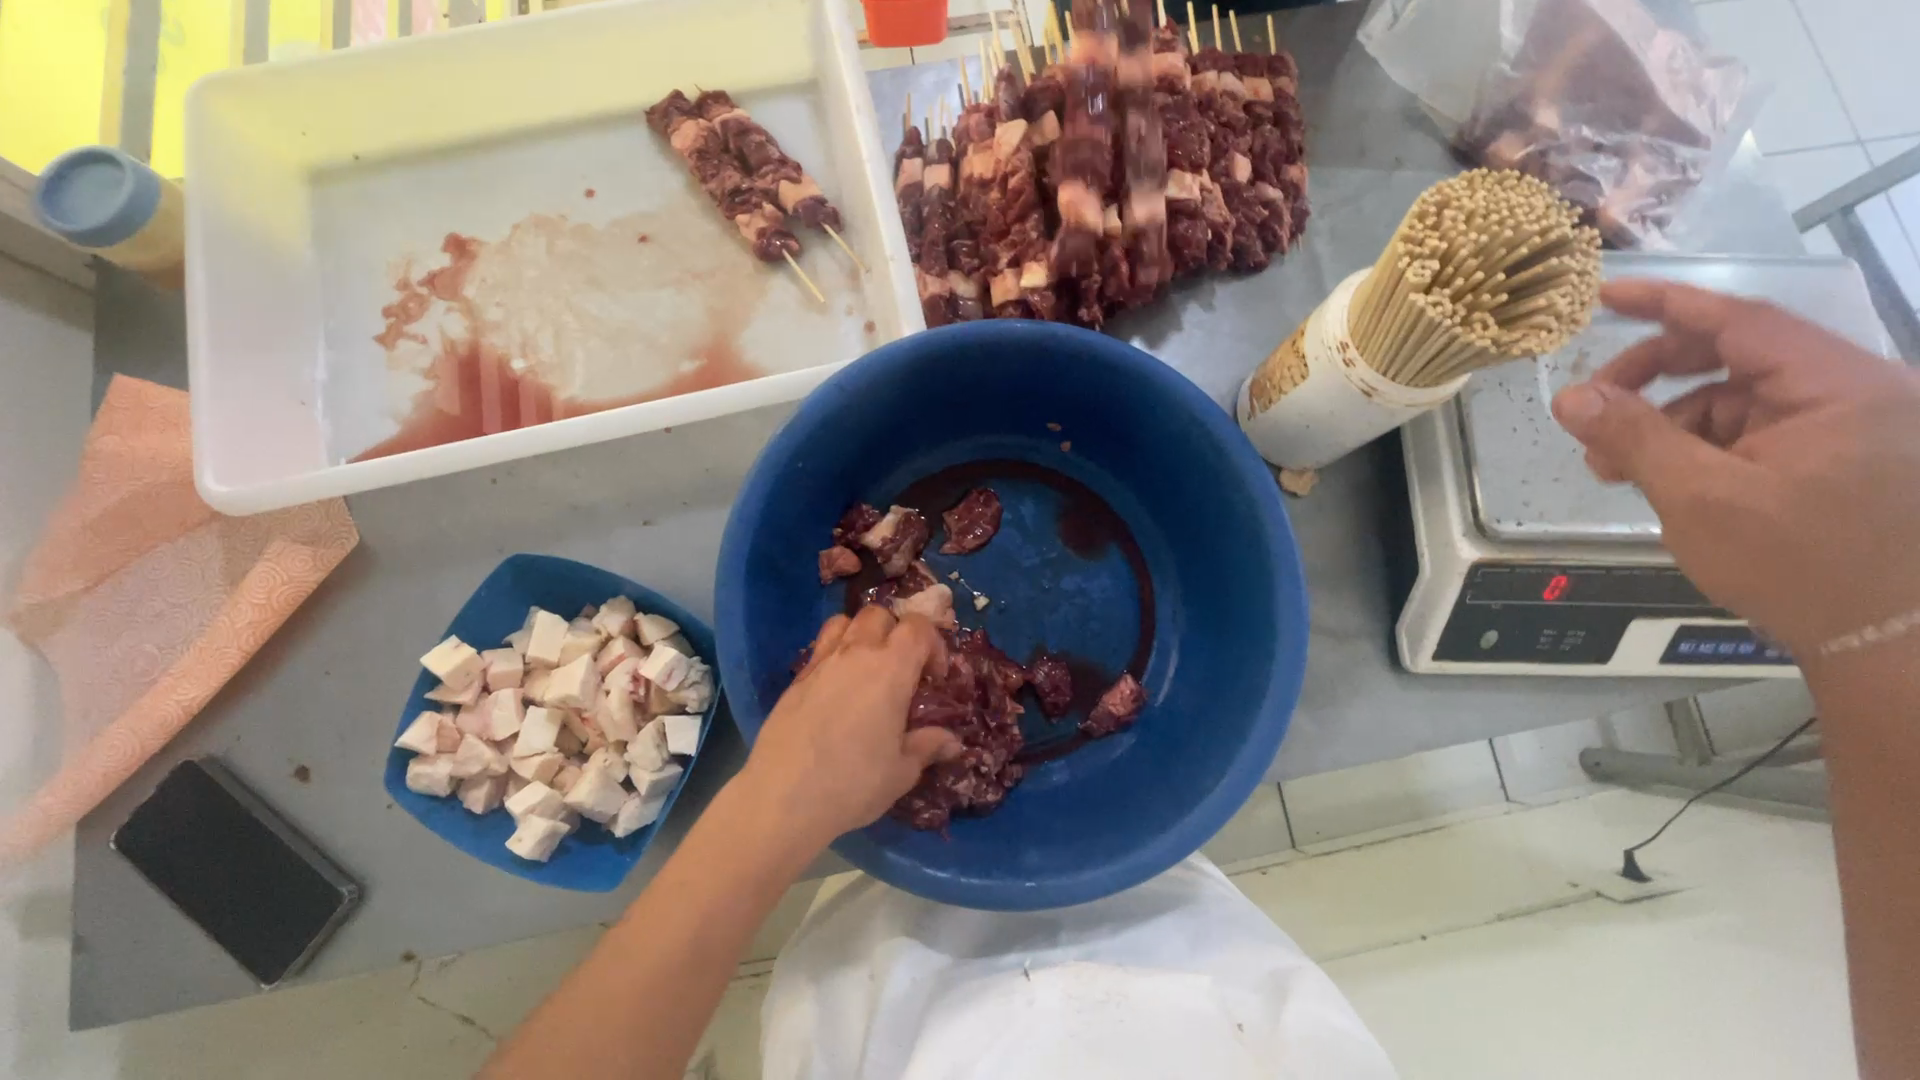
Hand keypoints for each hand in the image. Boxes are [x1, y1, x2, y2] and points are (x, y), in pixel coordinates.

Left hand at [738, 607, 961, 846]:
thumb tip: (951, 740)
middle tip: (902, 669)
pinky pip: (820, 648)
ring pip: (844, 623)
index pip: (918, 628)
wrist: (784, 798)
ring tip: (867, 669)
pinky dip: (835, 655)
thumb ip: (927, 746)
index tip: (935, 678)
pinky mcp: (796, 680)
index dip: (933, 644)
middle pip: (879, 615)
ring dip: (862, 635)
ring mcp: (821, 664)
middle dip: (896, 632)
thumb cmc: (854, 784)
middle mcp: (855, 655)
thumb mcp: (902, 771)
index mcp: (890, 670)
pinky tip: (837, 691)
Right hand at [1550, 279, 1919, 659]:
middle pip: (1731, 357)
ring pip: (1730, 400)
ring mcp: (1843, 428)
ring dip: (1662, 424)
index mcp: (1839, 388)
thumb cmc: (1800, 564)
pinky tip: (1650, 478)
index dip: (1667, 303)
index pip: (1742, 320)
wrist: (1886, 641)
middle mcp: (1851, 394)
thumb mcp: (1700, 497)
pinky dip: (1691, 449)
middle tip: (1588, 408)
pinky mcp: (1830, 460)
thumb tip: (1571, 397)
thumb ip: (1633, 437)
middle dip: (1650, 377)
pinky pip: (1745, 433)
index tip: (1605, 294)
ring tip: (1608, 465)